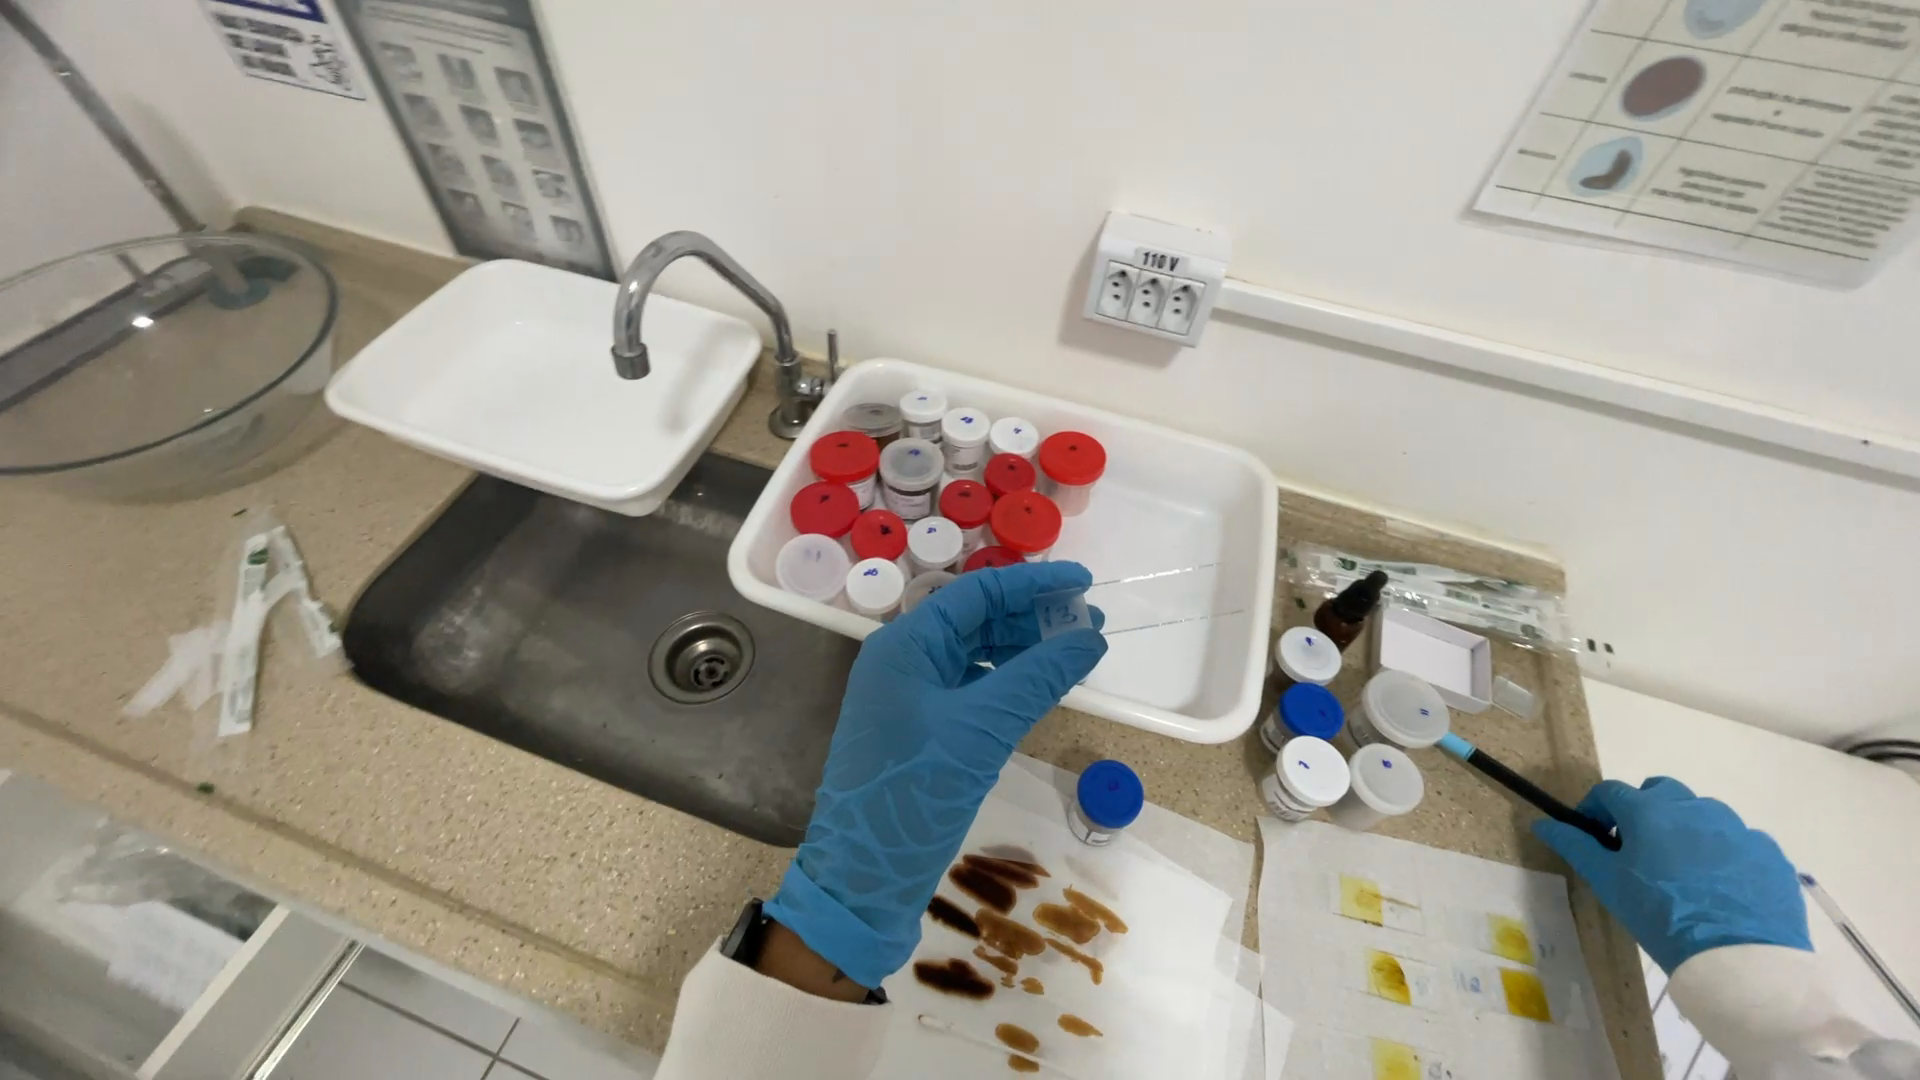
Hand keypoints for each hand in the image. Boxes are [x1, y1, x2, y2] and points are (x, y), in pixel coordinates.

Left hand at [763, 562, 1107, 989]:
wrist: (863, 882)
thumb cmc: (914, 793)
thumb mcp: (981, 730)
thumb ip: (1037, 678)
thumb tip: (1090, 639)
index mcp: (905, 645)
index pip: (976, 594)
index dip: (1032, 584)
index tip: (1083, 582)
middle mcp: (905, 660)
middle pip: (977, 621)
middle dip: (1033, 618)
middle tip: (1089, 624)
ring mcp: (911, 696)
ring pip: (977, 656)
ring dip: (1025, 651)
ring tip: (1076, 653)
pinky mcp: (923, 730)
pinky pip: (973, 690)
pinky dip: (1008, 684)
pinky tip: (1043, 687)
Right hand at [1533, 777, 1809, 973]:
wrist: (1739, 961)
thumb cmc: (1659, 913)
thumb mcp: (1606, 880)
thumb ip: (1573, 844)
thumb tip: (1542, 823)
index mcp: (1649, 811)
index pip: (1611, 791)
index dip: (1596, 809)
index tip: (1595, 835)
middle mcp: (1694, 809)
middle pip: (1660, 791)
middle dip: (1644, 809)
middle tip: (1639, 847)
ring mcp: (1738, 831)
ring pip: (1703, 813)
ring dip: (1686, 827)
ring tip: (1683, 865)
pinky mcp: (1771, 856)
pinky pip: (1741, 840)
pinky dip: (1725, 850)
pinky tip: (1720, 881)